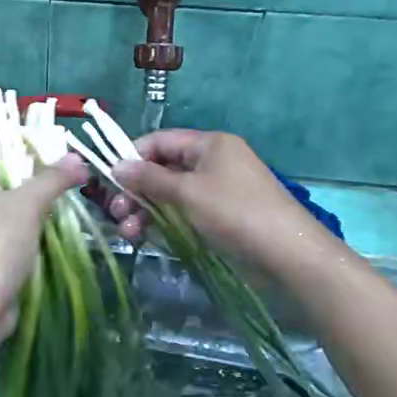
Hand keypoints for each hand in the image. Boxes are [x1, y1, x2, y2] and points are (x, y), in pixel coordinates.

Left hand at [0, 155, 88, 345]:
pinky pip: (17, 234)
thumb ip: (53, 178)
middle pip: (11, 183)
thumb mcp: (28, 204)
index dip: (29, 151)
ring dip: (41, 207)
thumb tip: (78, 158)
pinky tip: (57, 228)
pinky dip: (36, 230)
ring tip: (72, 197)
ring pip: (16, 210)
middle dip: (41, 180)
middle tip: (73, 175)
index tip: (61, 151)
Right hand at [107, 130, 305, 259]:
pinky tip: (145, 237)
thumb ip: (149, 178)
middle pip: (162, 169)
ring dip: (144, 210)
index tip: (108, 180)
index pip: (159, 141)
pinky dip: (162, 222)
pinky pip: (182, 212)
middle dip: (135, 190)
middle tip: (116, 212)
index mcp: (209, 144)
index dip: (131, 157)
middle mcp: (212, 162)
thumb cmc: (235, 212)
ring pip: (169, 194)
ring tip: (127, 232)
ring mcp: (216, 191)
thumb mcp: (187, 192)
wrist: (288, 256)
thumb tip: (117, 166)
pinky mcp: (219, 217)